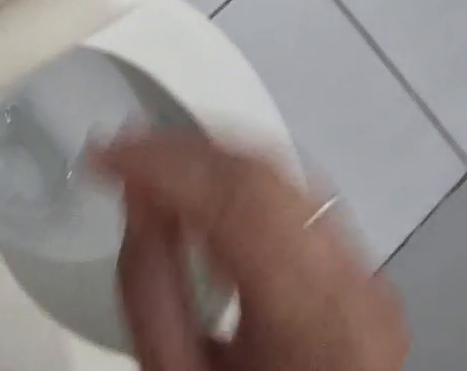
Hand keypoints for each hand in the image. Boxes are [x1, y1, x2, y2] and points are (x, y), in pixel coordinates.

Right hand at [92, 132, 407, 370]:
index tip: (103, 153)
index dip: (160, 161)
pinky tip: (193, 186)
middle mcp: (351, 285)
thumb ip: (148, 285)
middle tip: (118, 148)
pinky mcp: (357, 268)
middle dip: (177, 148)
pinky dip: (235, 176)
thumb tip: (134, 193)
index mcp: (311, 318)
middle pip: (259, 176)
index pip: (234, 199)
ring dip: (203, 155)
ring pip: (278, 173)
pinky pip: (291, 194)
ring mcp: (363, 273)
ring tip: (146, 159)